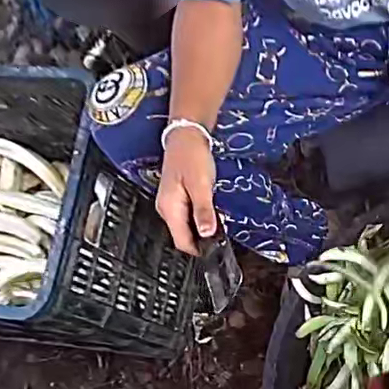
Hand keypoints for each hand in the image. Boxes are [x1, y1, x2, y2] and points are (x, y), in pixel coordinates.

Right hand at [156, 124, 218, 253]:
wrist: (186, 137)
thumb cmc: (192, 157)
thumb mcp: (201, 186)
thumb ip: (204, 211)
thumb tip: (206, 233)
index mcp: (169, 208)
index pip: (181, 241)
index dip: (199, 250)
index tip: (217, 251)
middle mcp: (167, 209)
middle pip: (184, 236)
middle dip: (202, 241)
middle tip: (222, 238)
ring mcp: (171, 204)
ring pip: (186, 227)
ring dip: (202, 230)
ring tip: (219, 226)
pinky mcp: (177, 199)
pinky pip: (188, 217)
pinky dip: (200, 219)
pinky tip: (211, 215)